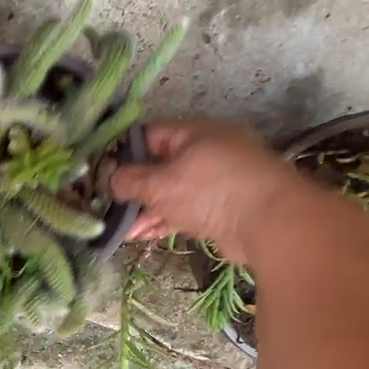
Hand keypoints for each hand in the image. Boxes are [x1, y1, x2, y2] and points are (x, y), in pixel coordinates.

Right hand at [113, 120, 310, 261]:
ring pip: (170, 190)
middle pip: (157, 165)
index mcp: (195, 134)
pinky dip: (164, 219)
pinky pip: (184, 208)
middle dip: (131, 188)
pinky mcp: (223, 205)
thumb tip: (111, 180)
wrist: (270, 222)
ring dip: (145, 209)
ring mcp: (217, 179)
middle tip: (108, 205)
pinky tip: (142, 235)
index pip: (147, 135)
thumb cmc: (209, 192)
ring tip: (123, 229)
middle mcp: (208, 151)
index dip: (120, 152)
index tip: (99, 173)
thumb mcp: (157, 183)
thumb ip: (127, 180)